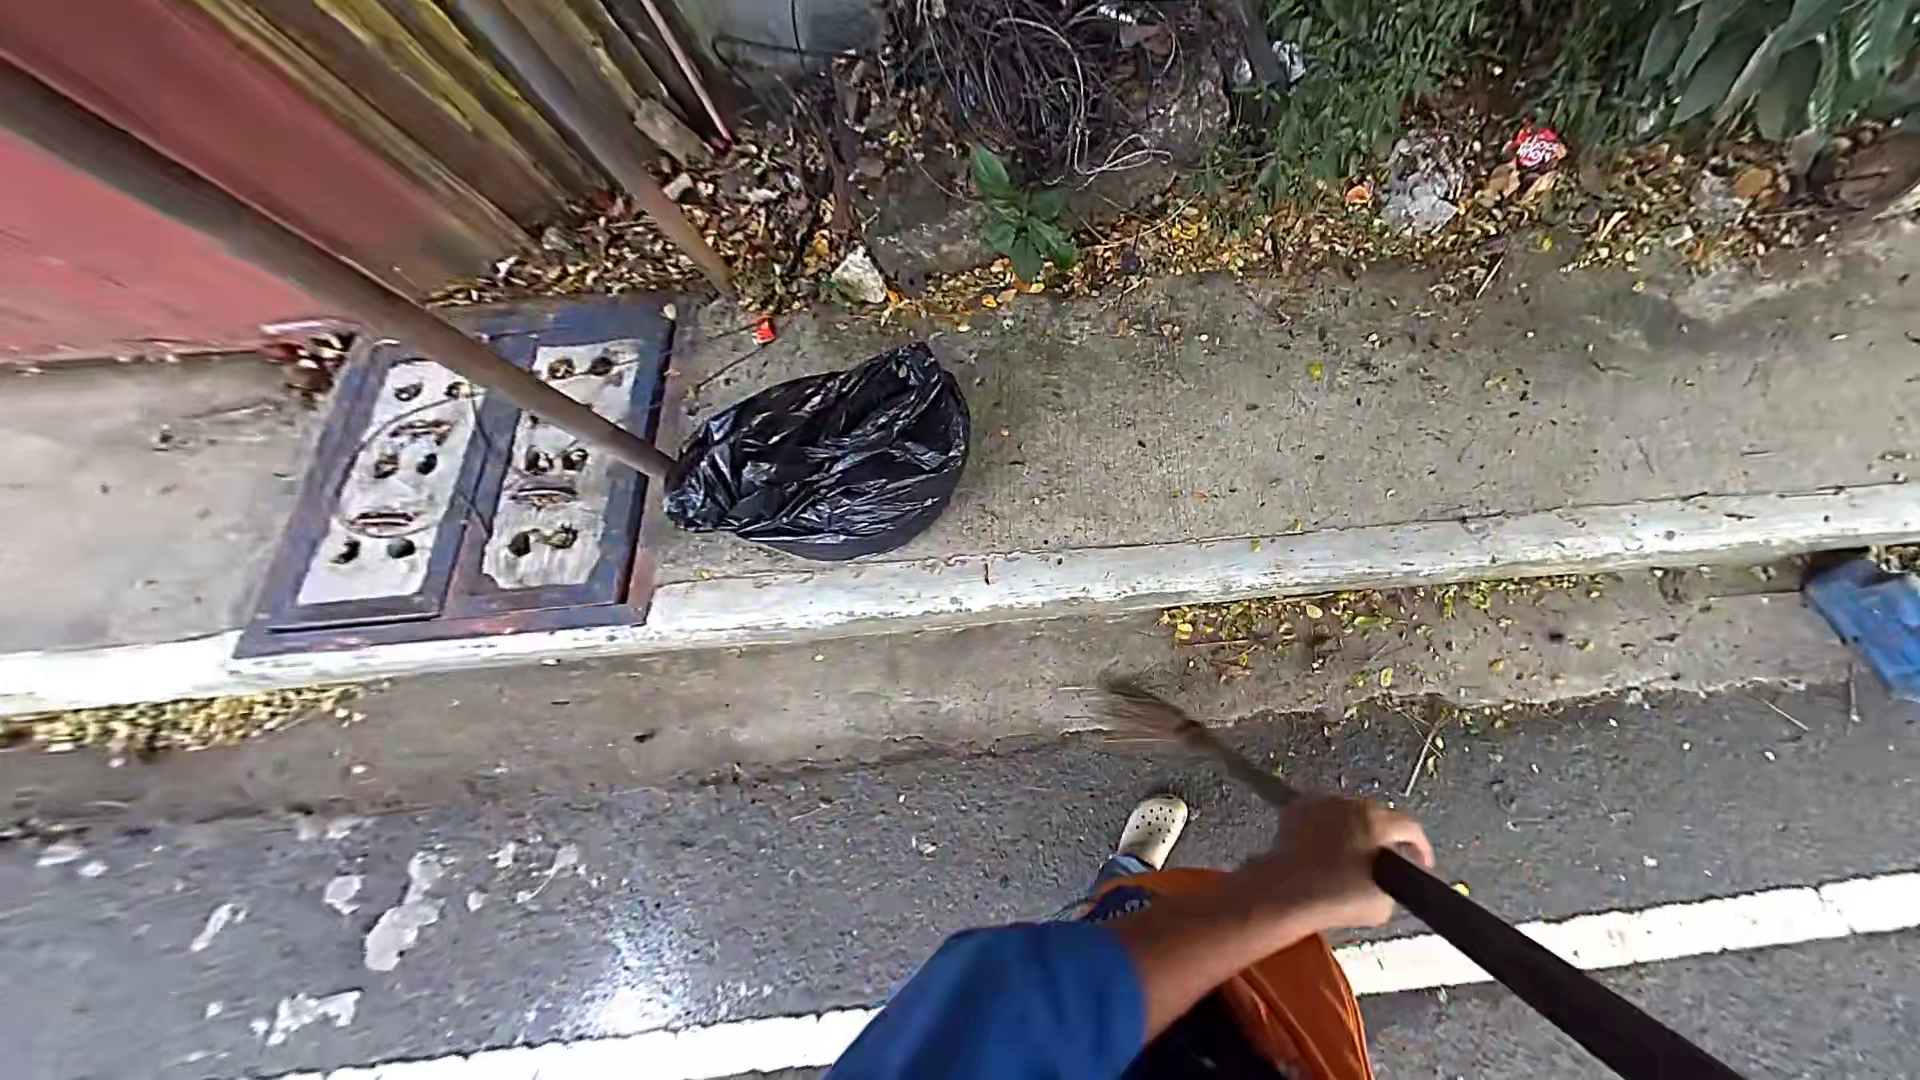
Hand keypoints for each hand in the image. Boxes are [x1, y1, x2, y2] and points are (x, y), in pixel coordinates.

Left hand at [1237, 795, 1433, 932]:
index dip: (1420, 847)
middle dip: (1384, 835)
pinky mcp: (1297, 807)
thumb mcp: (1387, 898)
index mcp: (1377, 821)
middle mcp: (1348, 804)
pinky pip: (1320, 812)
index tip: (1418, 859)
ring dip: (1354, 827)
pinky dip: (1326, 823)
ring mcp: (1320, 802)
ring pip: (1347, 811)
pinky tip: (1325, 844)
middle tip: (1383, 857)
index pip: (1411, 827)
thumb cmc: (1337, 894)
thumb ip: (1397, 876)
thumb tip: (1391, 870)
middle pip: (1377, 815)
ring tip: (1351, 853)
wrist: (1290, 888)